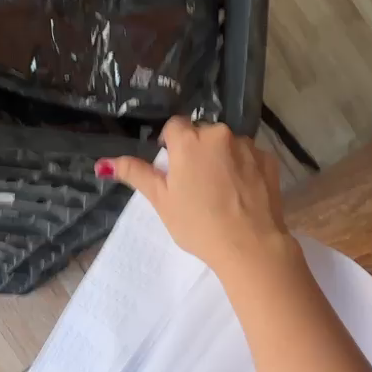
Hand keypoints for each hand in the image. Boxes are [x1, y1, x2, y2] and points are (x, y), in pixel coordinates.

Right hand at [101, 119, 295, 276]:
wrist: (249, 245)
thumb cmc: (197, 224)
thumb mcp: (161, 201)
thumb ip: (136, 174)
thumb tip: (103, 163)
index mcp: (189, 141)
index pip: (174, 126)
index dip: (170, 144)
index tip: (172, 168)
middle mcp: (220, 134)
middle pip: (202, 134)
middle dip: (196, 152)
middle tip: (193, 185)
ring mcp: (248, 146)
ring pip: (227, 145)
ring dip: (220, 159)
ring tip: (220, 193)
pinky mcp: (268, 160)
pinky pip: (249, 157)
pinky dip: (243, 170)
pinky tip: (240, 195)